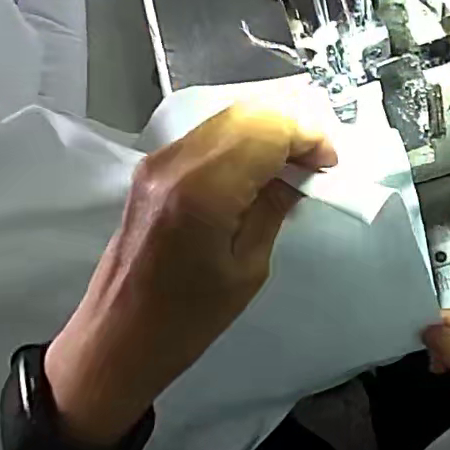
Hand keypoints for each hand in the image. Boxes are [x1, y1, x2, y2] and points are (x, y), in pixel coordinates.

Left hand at [46, 106, 335, 447]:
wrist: (120, 336)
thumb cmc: (189, 318)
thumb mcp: (248, 268)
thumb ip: (272, 209)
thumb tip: (295, 177)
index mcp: (203, 189)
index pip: (267, 129)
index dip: (307, 137)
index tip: (328, 165)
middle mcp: (176, 162)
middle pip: (247, 112)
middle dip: (291, 129)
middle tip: (316, 164)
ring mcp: (158, 161)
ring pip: (227, 118)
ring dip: (267, 133)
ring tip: (293, 168)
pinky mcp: (152, 170)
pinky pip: (209, 137)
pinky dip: (242, 142)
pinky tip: (259, 172)